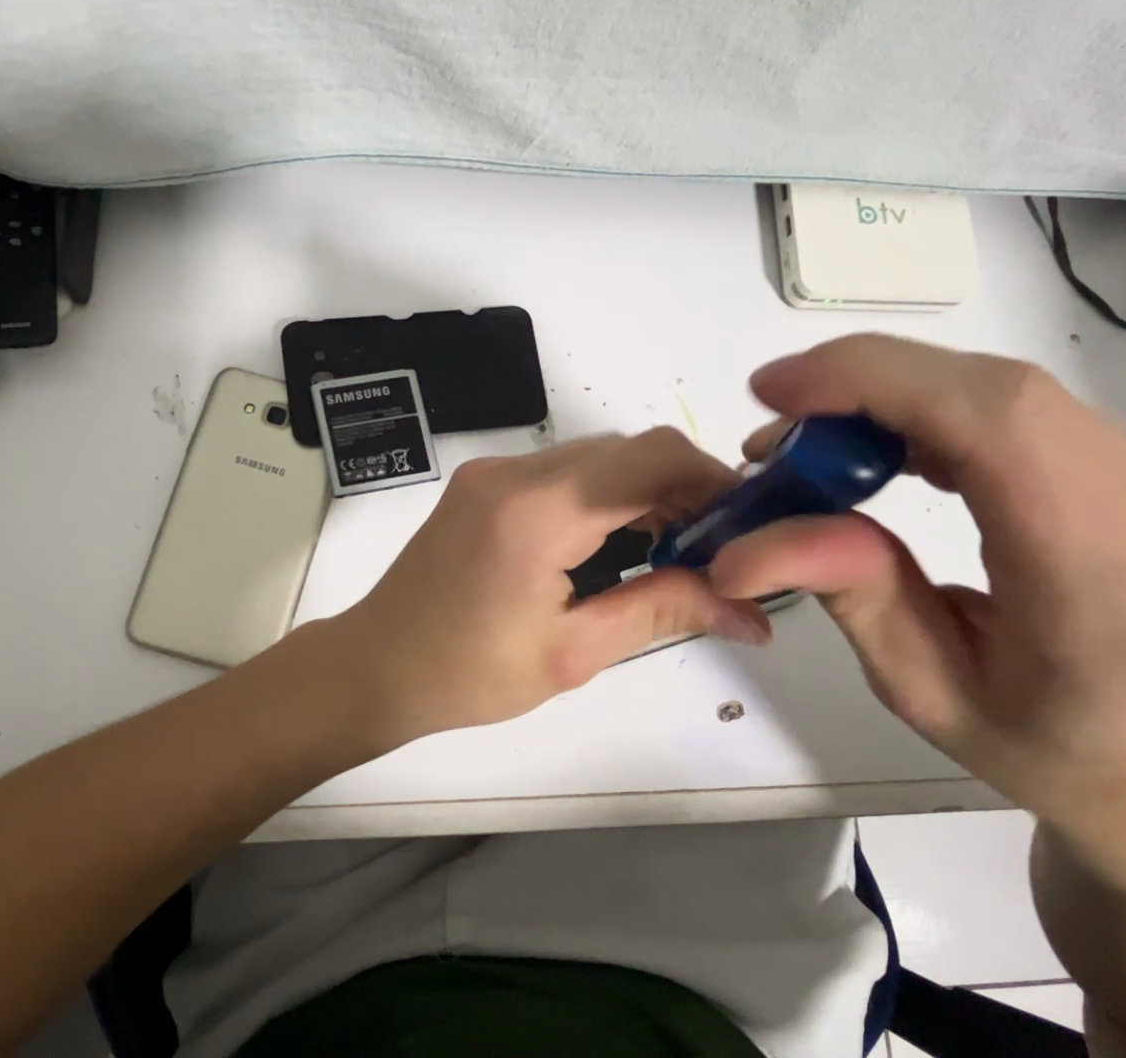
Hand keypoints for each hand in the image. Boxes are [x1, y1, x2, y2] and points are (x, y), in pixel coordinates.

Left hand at [333, 428, 773, 747]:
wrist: (376, 665)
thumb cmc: (468, 673)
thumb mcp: (574, 652)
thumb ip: (662, 611)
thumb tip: (749, 611)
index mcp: (538, 511)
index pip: (653, 456)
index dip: (713, 481)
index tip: (746, 528)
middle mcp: (514, 472)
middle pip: (628, 451)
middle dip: (682, 492)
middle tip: (711, 554)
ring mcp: (492, 472)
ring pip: (597, 457)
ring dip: (642, 494)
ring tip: (667, 556)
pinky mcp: (480, 483)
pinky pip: (562, 471)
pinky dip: (601, 497)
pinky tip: (612, 548)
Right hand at [707, 334, 1125, 880]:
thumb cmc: (1044, 755)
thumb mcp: (922, 693)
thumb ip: (852, 595)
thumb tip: (745, 542)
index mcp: (1120, 600)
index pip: (1002, 427)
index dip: (877, 380)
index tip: (775, 390)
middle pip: (1008, 398)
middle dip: (871, 390)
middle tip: (782, 430)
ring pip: (1026, 400)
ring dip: (905, 404)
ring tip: (828, 447)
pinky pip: (1051, 420)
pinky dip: (953, 419)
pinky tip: (904, 452)